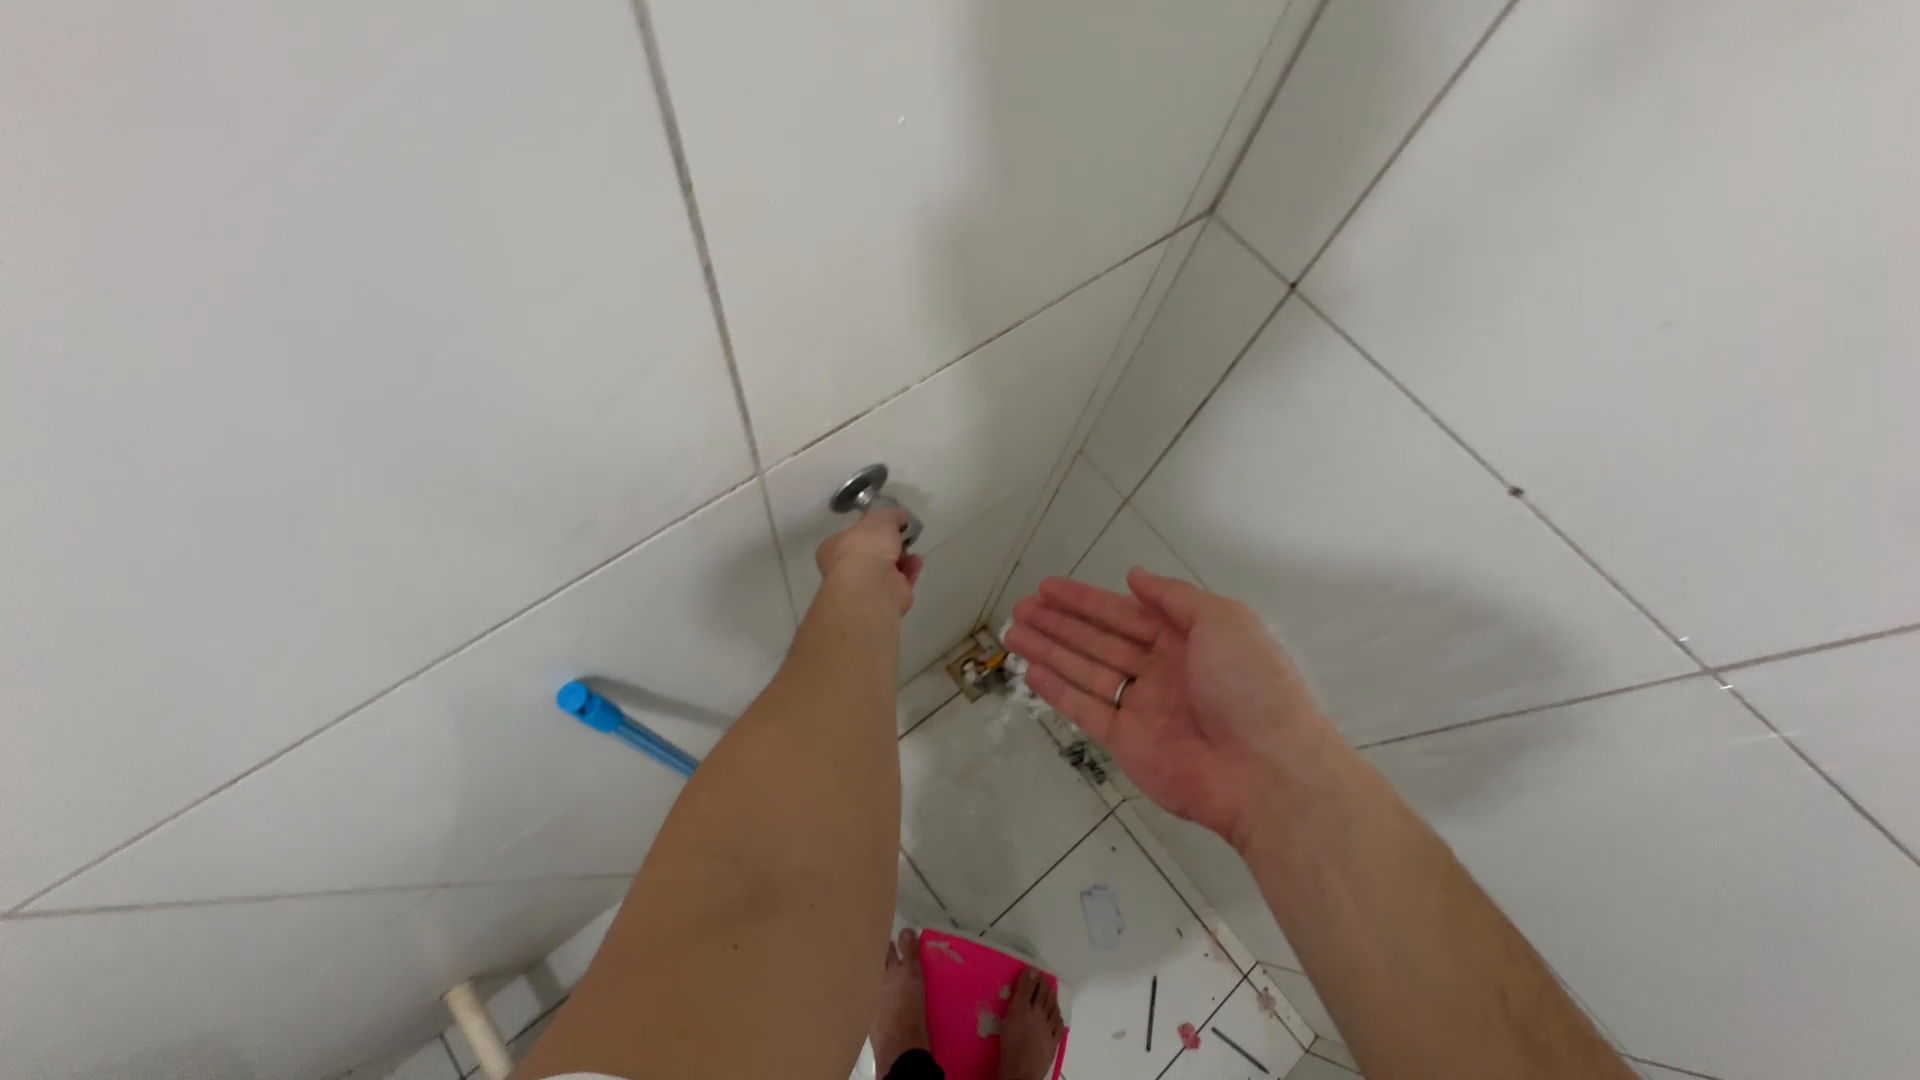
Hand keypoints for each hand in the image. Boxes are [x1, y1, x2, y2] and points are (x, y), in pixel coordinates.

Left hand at [815, 507, 924, 614]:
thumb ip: (891, 515)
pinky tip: (917, 561)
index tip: (886, 523)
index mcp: (834, 548)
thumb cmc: (866, 547)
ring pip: (886, 569)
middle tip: (901, 535)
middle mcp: (846, 569)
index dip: (868, 529)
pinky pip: (899, 581)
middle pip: (870, 554)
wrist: (872, 585)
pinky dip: (909, 571)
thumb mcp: (880, 519)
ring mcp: (865, 587)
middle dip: (888, 545)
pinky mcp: (884, 599)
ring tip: (913, 549)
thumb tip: (901, 515)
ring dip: (901, 558)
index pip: (850, 536)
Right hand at [1005, 568, 1329, 844]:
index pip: (1123, 613)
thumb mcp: (1222, 620)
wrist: (1266, 770)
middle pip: (1098, 640)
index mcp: (1186, 640)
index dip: (1085, 600)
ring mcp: (1141, 707)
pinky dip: (1058, 691)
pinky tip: (1031, 672)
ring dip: (1048, 651)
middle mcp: (1160, 670)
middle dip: (1058, 623)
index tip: (1048, 587)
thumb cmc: (1249, 684)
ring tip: (1013, 633)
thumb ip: (1173, 597)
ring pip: (1085, 671)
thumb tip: (1134, 575)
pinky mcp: (1126, 743)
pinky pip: (1086, 710)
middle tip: (1020, 608)